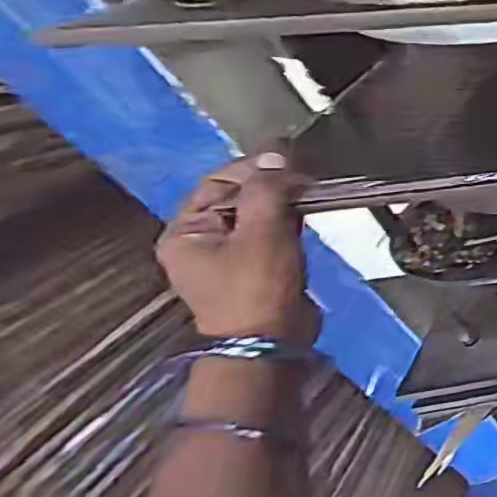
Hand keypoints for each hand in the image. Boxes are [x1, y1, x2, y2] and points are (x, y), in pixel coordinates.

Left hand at [157, 153, 318, 344]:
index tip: (294, 164)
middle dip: (273, 186)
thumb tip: (277, 155)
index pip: (220, 182)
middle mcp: (199, 241)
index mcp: (186, 231)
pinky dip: (286, 222)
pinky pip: (267, 233)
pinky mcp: (252, 267)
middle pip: (237, 197)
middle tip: (307, 182)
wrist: (271, 340)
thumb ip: (268, 189)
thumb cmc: (258, 285)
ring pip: (256, 215)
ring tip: (311, 197)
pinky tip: (306, 217)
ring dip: (282, 203)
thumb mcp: (263, 231)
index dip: (257, 169)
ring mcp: (226, 256)